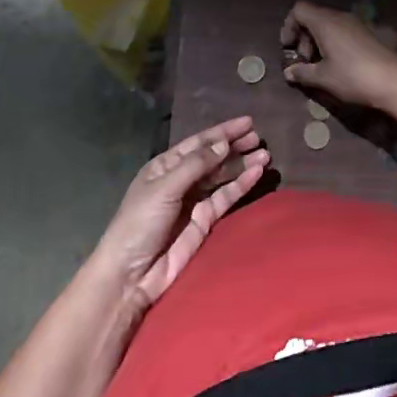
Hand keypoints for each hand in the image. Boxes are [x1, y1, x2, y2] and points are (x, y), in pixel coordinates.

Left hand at [92, 117, 269, 313]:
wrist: (132, 273)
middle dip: (234, 147)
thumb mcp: (164, 188)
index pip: (198, 143)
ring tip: (264, 155)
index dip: (222, 132)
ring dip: (241, 165)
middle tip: (259, 138)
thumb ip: (195, 165)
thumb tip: (224, 144)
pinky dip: (240, 186)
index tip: (247, 122)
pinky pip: (225, 198)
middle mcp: (180, 179)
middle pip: (212, 158)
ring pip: (222, 177)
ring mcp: (193, 201)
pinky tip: (255, 174)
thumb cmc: (139, 223)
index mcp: (164, 166)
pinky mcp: (204, 221)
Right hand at [280, 1, 396, 109]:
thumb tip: (288, 72)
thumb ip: (302, 73)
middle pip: (313, 17)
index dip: (289, 26)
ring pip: (329, 24)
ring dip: (319, 41)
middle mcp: (340, 17)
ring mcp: (357, 23)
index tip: (289, 48)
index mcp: (325, 22)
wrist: (395, 81)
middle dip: (304, 38)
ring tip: (321, 66)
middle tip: (305, 61)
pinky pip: (343, 31)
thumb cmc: (353, 76)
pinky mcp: (369, 33)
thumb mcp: (323, 78)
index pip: (299, 9)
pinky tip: (339, 65)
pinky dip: (334, 43)